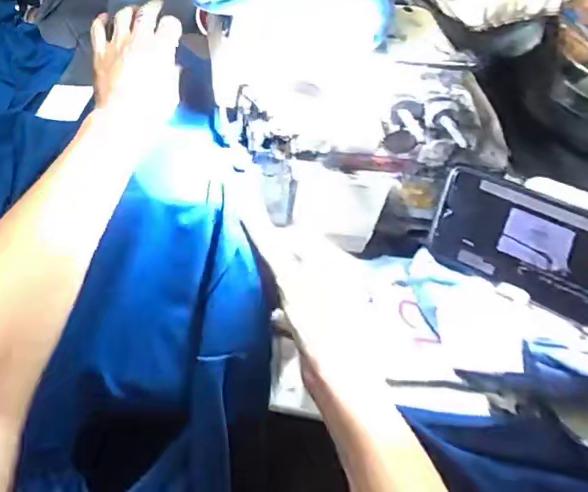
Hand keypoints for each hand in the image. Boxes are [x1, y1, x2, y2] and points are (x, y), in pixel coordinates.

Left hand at [90, 0, 181, 116]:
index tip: (172, 30)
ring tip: (133, 11)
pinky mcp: (100, 51)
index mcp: (161, 47)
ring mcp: (117, 43)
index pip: (170, 23)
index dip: (173, 25)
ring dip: (130, 10)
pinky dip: (102, 20)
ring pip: (123, 14)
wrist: (120, 119)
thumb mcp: (172, 91)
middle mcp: (140, 38)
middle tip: (156, 7)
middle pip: (147, 10)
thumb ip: (172, 72)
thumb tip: (171, 65)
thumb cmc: (152, 109)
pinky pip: (98, 28)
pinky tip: (105, 17)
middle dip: (154, 6)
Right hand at [235, 189, 381, 386]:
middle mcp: (338, 273)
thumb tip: (246, 207)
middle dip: (273, 260)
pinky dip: (284, 303)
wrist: (340, 380)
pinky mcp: (326, 320)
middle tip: (250, 271)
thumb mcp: (288, 279)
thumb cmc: (315, 322)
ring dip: (277, 282)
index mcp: (334, 257)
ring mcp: (334, 298)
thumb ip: (268, 244)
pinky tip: (271, 314)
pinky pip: (300, 300)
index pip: (297, 233)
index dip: (270, 238)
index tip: (247, 250)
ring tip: (257, 292)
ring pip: (297, 278)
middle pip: (297, 255)